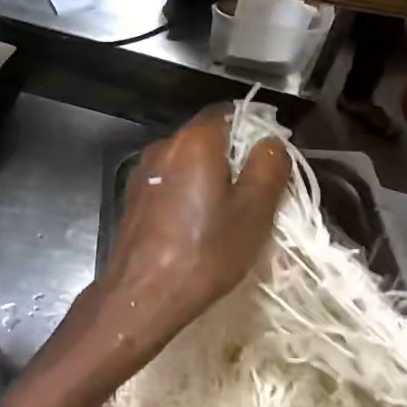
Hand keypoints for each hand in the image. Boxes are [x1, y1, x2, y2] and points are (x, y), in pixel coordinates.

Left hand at [0, 106, 288, 406]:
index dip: (256, 129)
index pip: (230, 111)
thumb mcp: (253, 211)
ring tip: (231, 213)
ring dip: (212, 177)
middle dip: (235, 156)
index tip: (272, 160)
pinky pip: (171, 182)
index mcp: (194, 140)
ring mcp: (144, 172)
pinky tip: (200, 225)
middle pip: (209, 136)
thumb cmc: (204, 252)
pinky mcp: (135, 197)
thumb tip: (270, 141)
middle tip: (258, 191)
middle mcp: (164, 145)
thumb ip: (268, 166)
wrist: (142, 295)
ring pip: (189, 161)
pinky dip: (190, 193)